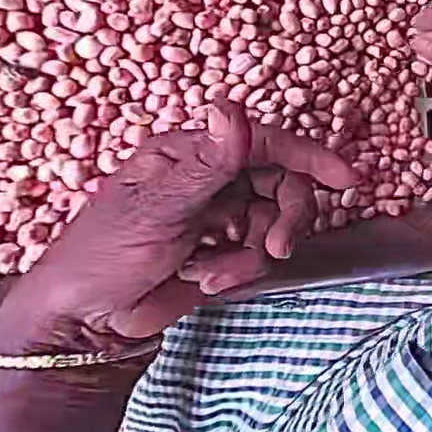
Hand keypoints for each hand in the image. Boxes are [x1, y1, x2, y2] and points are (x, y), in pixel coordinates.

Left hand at [0, 101, 357, 356]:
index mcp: (194, 154)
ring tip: (216, 274)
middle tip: (276, 248)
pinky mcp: (225, 247)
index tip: (346, 179)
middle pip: (283, 184)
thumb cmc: (103, 256)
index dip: (311, 158)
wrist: (84, 323)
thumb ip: (207, 163)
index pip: (266, 144)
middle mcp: (214, 177)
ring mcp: (222, 213)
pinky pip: (259, 252)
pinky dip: (240, 269)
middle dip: (286, 218)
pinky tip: (205, 279)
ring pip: (275, 221)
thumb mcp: (157, 209)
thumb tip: (231, 108)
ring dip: (254, 253)